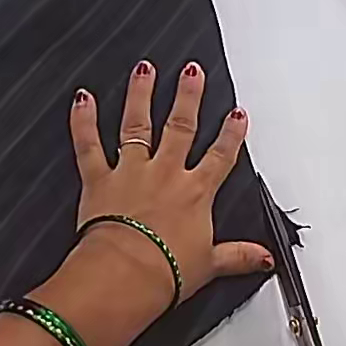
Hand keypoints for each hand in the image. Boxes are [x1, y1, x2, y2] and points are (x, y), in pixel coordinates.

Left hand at [69, 60, 273, 301]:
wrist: (126, 274)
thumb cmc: (165, 271)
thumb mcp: (210, 264)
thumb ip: (238, 256)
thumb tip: (263, 258)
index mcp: (195, 193)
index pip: (220, 156)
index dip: (231, 133)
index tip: (237, 114)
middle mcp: (165, 174)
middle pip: (181, 127)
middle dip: (189, 97)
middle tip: (192, 71)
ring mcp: (131, 172)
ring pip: (138, 125)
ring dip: (141, 95)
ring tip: (145, 70)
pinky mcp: (99, 180)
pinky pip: (89, 145)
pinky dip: (84, 121)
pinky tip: (83, 99)